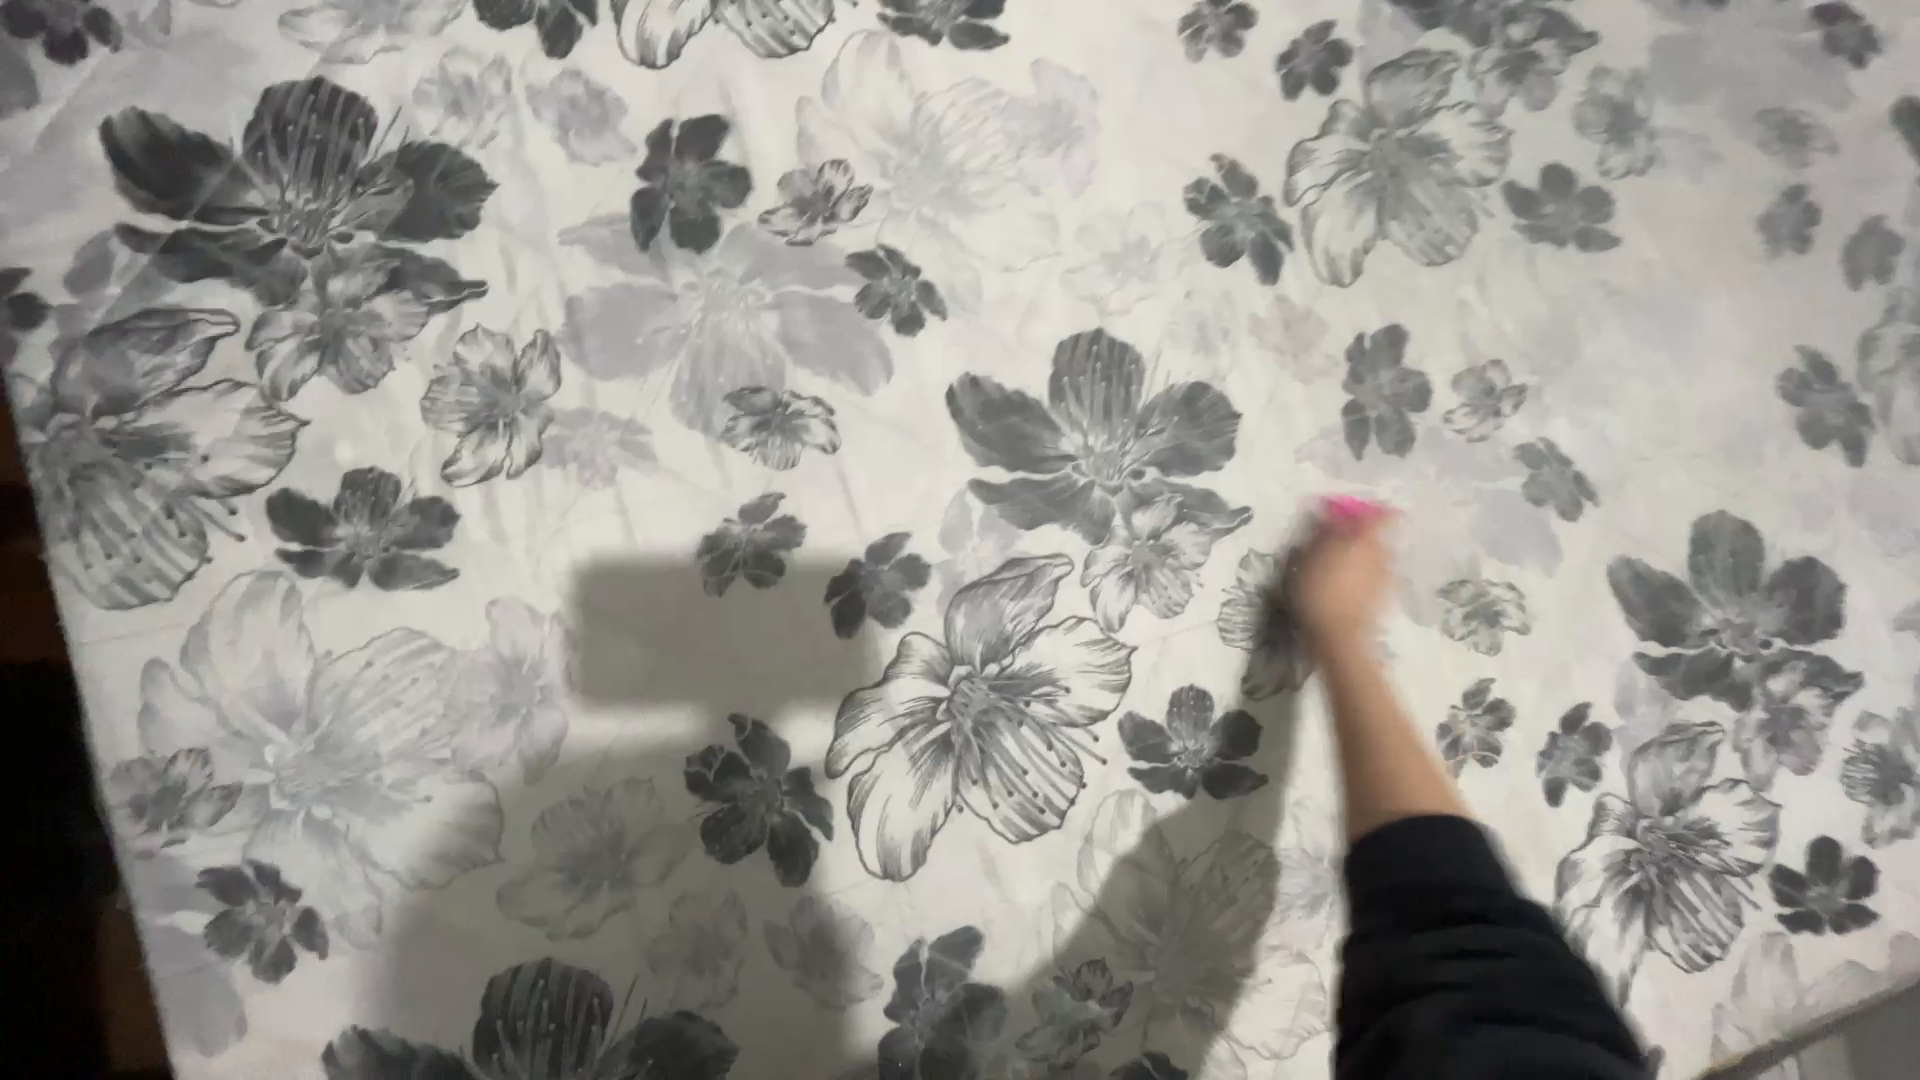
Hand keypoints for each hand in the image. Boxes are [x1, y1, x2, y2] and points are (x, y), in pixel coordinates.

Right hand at [1294, 504, 1395, 651]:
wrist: (1339, 637)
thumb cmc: (1317, 592)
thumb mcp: (1309, 555)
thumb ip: (1324, 530)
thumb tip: (1331, 510)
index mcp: (1368, 540)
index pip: (1384, 513)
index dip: (1367, 511)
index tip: (1346, 516)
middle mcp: (1386, 554)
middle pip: (1378, 536)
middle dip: (1360, 538)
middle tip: (1332, 546)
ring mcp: (1389, 578)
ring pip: (1377, 558)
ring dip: (1361, 560)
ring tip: (1336, 572)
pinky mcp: (1386, 598)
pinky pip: (1375, 579)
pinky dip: (1363, 579)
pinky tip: (1344, 591)